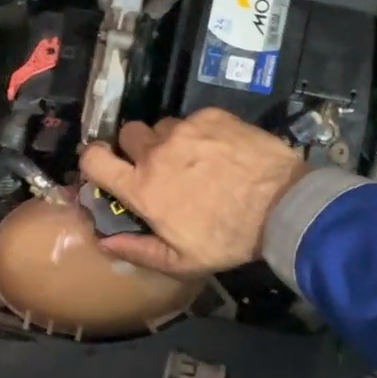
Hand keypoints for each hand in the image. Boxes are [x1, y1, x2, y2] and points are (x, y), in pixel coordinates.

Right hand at [78, 109, 308, 275]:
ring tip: (193, 160)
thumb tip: (105, 242)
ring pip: (162, 126)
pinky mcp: (212, 116)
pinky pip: (193, 119)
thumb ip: (138, 250)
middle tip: (157, 166)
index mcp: (143, 189)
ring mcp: (185, 130)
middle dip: (135, 148)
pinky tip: (219, 151)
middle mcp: (157, 153)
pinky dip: (200, 133)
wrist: (284, 207)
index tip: (107, 168)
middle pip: (127, 134)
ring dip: (169, 141)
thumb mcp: (181, 261)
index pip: (93, 159)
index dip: (93, 160)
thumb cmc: (228, 240)